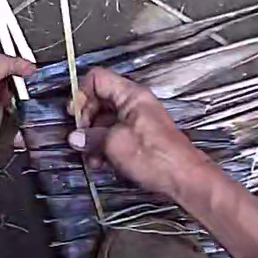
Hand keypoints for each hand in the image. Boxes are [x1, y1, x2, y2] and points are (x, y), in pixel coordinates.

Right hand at [67, 67, 217, 198]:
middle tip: (81, 138)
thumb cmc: (157, 157)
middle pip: (99, 101)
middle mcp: (135, 105)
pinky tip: (102, 162)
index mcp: (131, 96)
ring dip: (94, 139)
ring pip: (106, 122)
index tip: (75, 115)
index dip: (82, 94)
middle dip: (86, 121)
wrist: (182, 179)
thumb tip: (77, 137)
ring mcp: (138, 122)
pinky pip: (115, 137)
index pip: (97, 79)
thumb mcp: (114, 143)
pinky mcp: (140, 140)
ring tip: (91, 156)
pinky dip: (105, 148)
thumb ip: (91, 137)